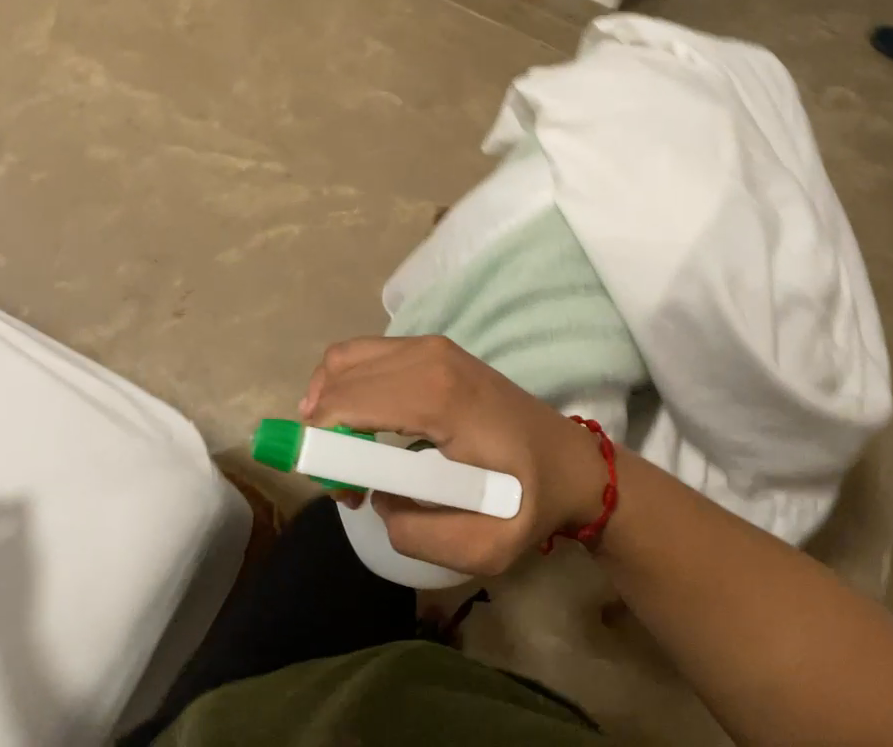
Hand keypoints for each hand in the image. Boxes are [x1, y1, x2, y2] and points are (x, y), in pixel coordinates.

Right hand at [301, 336, 606, 576]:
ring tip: (348, 452)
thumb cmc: (531, 500)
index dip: (321, 443)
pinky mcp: (431, 347)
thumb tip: (377, 500)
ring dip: (329, 405)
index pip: (348, 401)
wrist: (570, 462)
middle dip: (322, 431)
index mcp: (439, 396)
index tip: (341, 488)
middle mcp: (428, 357)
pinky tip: (361, 423)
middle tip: (343, 481)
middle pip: (339, 379)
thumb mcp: (486, 547)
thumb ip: (419, 536)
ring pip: (344, 360)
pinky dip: (346, 386)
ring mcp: (430, 346)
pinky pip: (363, 355)